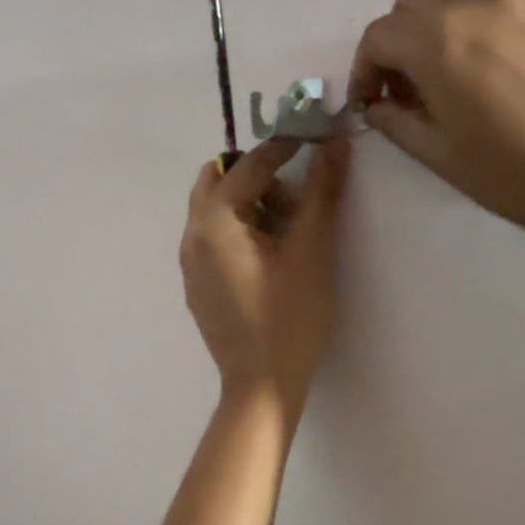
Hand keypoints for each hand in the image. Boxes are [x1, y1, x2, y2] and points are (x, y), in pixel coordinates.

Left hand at [181, 138, 350, 422]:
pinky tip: (271, 260)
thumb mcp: (311, 250)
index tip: (315, 139)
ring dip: (249, 206)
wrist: (262, 385)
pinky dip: (239, 233)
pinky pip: (214, 242)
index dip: (285, 147)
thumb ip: (321, 192)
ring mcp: (190, 265)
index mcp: (213, 221)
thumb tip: (335, 144)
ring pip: (215, 213)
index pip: (249, 165)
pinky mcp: (198, 288)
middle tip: (297, 196)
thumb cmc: (289, 316)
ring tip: (289, 232)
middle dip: (258, 177)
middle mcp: (191, 236)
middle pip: (220, 182)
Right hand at [349, 0, 524, 241]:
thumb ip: (399, 122)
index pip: (379, 36)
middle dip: (396, 41)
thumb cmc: (515, 173)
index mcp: (436, 42)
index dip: (364, 71)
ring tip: (442, 74)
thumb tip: (380, 105)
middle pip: (411, 2)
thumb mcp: (441, 155)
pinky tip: (483, 65)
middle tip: (403, 89)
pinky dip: (469, 19)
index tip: (371, 104)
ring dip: (431, 24)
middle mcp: (471, 4)